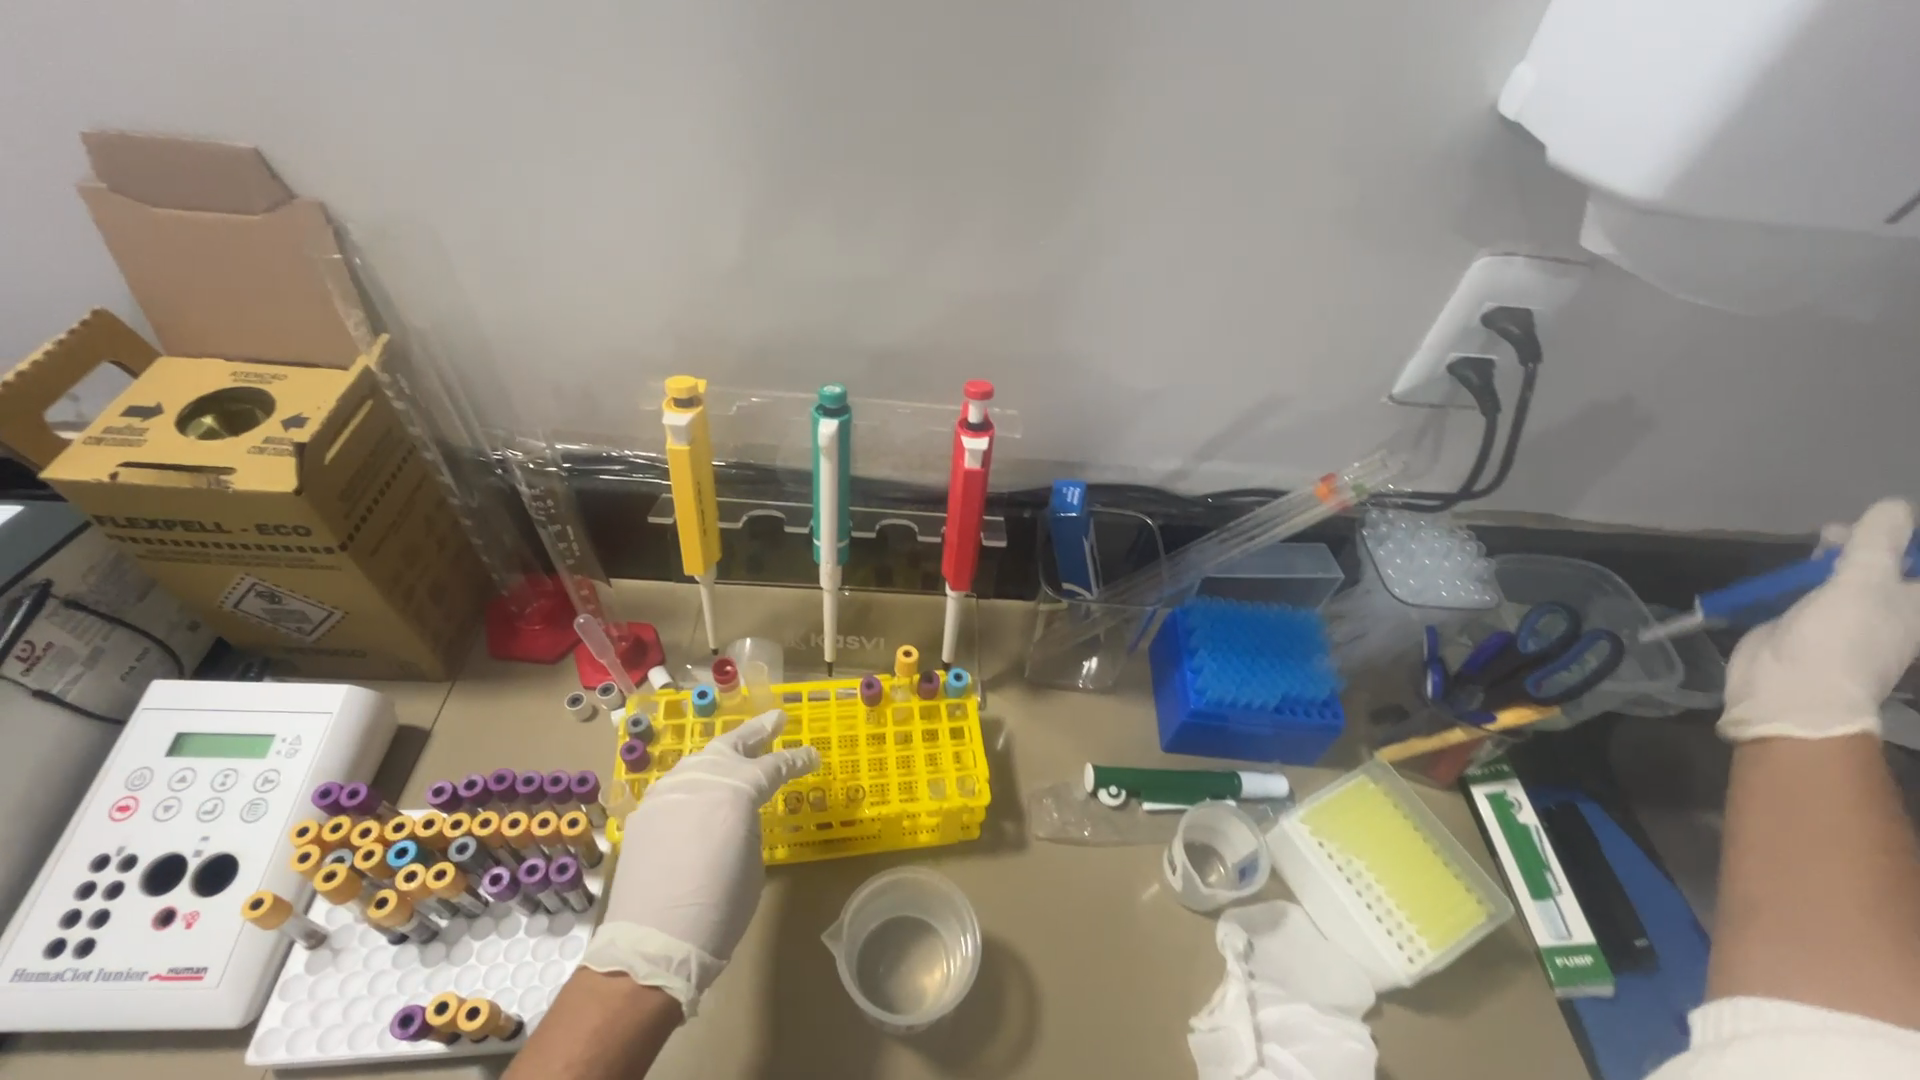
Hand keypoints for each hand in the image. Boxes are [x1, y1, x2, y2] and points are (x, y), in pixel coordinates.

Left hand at [579, 708, 818, 1015]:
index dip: (796, 760)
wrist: (653, 941)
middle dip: (758, 731)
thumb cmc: (719, 907)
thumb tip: (737, 814)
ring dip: (722, 754)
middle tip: (777, 720)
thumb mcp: (752, 861)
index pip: (775, 766)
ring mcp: (667, 793)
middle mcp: (700, 780)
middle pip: (733, 745)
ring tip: (737, 750)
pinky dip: (695, 782)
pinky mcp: (644, 813)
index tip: (812, 755)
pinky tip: (701, 789)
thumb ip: (748, 824)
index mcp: (737, 790)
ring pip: (700, 761)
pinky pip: (677, 785)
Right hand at [1720, 498, 1919, 741]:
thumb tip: (1894, 505)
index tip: (1884, 524)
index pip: (1919, 565)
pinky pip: (1811, 591)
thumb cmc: (1840, 639)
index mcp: (1916, 605)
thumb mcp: (1865, 584)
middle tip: (1840, 532)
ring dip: (1835, 556)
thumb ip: (1878, 542)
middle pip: (1887, 565)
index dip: (1907, 541)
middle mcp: (1888, 610)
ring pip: (1847, 575)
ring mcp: (1844, 617)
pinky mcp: (1804, 622)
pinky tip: (1791, 571)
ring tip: (1817, 542)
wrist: (1788, 690)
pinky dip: (1804, 577)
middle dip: (1868, 542)